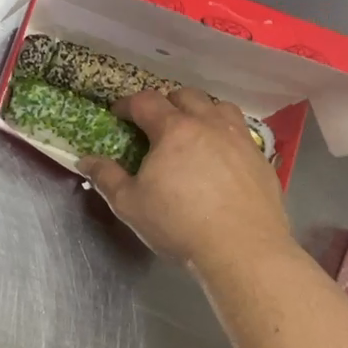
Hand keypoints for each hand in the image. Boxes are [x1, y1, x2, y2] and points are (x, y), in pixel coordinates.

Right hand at [77, 88, 292, 269]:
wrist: (243, 250)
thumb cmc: (179, 224)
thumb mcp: (129, 204)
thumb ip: (106, 177)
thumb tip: (85, 160)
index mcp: (174, 130)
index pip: (146, 101)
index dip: (127, 104)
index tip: (117, 115)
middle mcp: (209, 125)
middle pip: (185, 96)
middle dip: (165, 103)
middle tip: (153, 123)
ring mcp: (240, 140)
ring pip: (219, 107)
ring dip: (200, 111)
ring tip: (190, 132)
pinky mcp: (261, 159)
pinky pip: (241, 132)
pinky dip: (224, 134)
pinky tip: (218, 158)